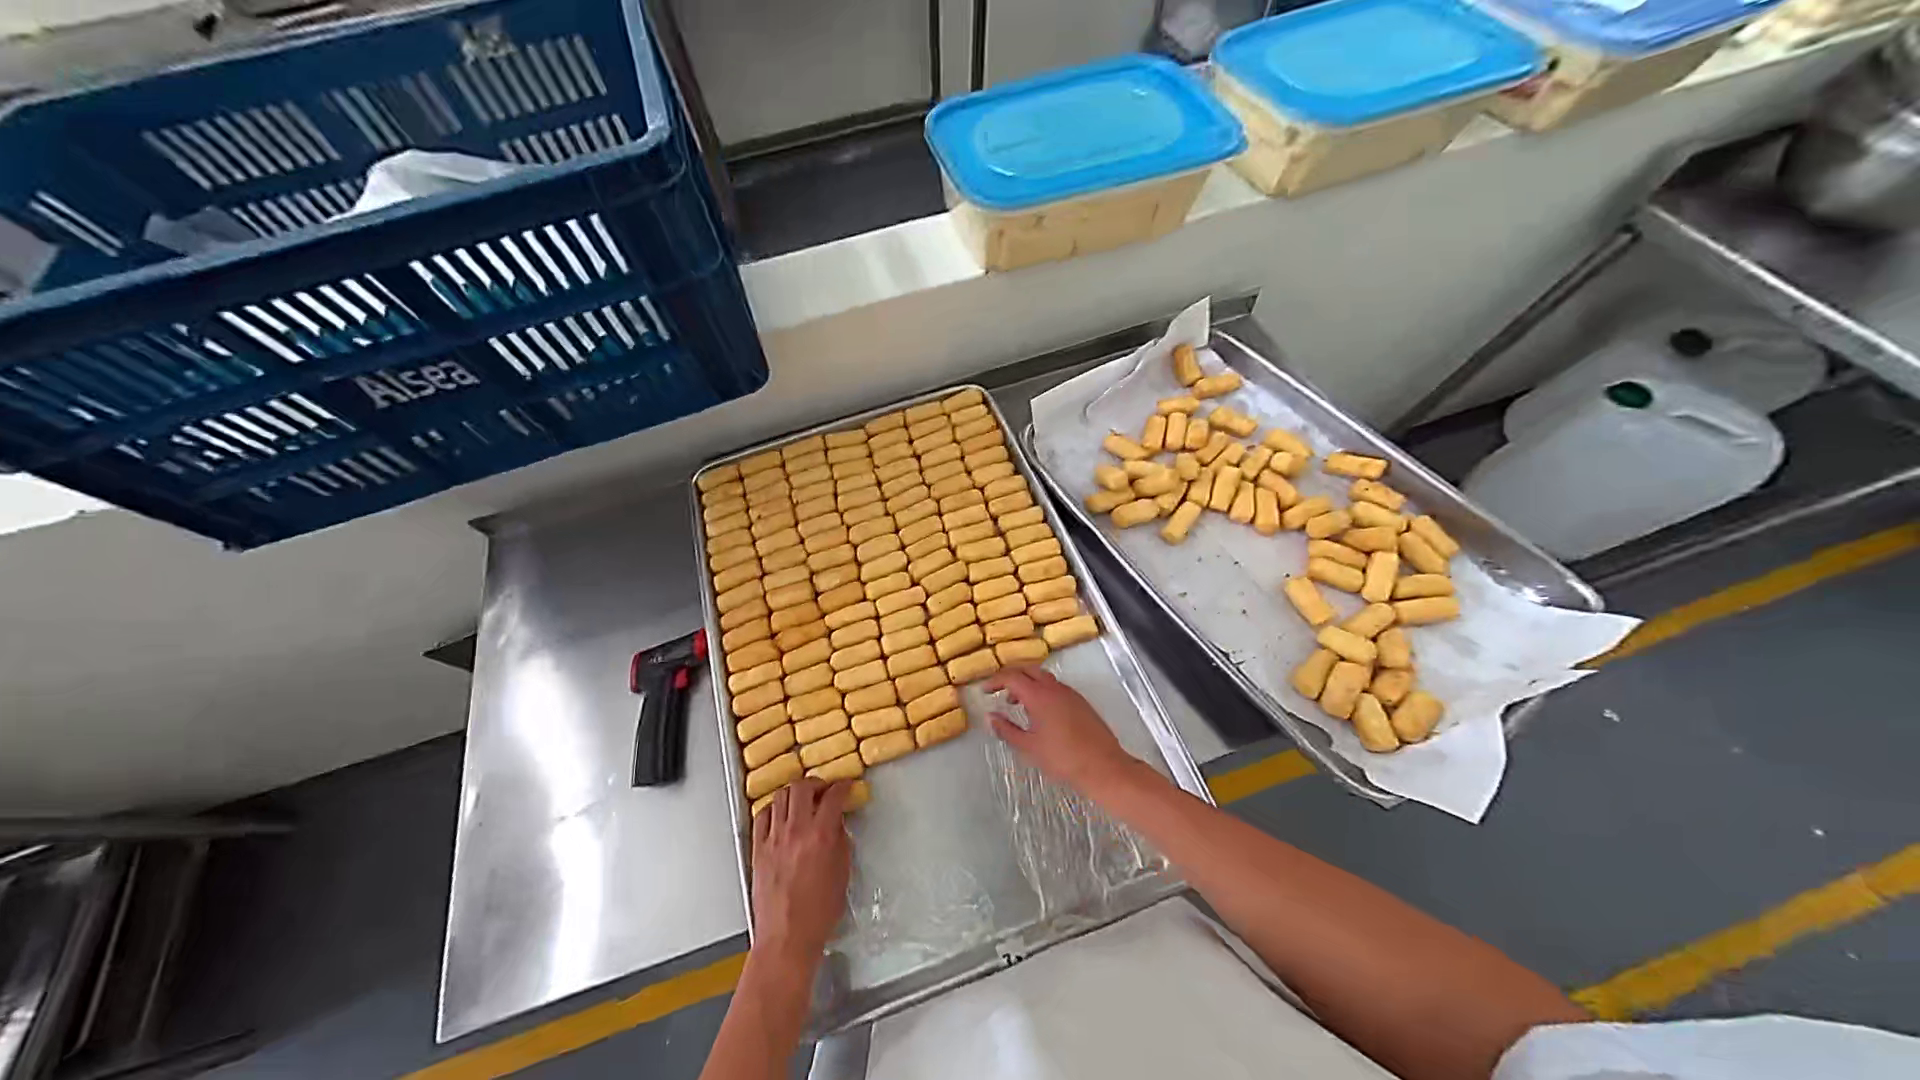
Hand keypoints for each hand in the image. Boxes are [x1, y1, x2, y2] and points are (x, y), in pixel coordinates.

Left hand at [750, 779, 850, 966]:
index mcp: (821, 835)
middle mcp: (796, 831)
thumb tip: (837, 824)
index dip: (842, 786)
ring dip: (795, 793)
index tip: (845, 786)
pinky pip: (762, 816)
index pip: (833, 796)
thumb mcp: (842, 872)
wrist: (787, 937)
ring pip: (781, 796)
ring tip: (802, 800)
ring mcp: (774, 838)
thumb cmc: (818, 913)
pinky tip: (780, 815)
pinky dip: (773, 809)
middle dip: (816, 783)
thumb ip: (840, 841)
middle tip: (823, 790)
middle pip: (802, 787)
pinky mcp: (758, 849)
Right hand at [986, 667, 1140, 795]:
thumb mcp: (1029, 747)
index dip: (995, 681)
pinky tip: (1040, 712)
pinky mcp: (1081, 702)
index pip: (1012, 677)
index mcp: (1039, 696)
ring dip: (1028, 683)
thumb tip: (991, 717)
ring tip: (1018, 703)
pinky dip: (1042, 690)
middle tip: (1000, 691)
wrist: (1103, 766)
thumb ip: (1006, 730)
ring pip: (1044, 677)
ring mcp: (1070, 693)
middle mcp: (1055, 688)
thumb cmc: (1063, 759)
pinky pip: (1056, 686)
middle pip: (1028, 670)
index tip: (985, 691)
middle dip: (1011, 677)